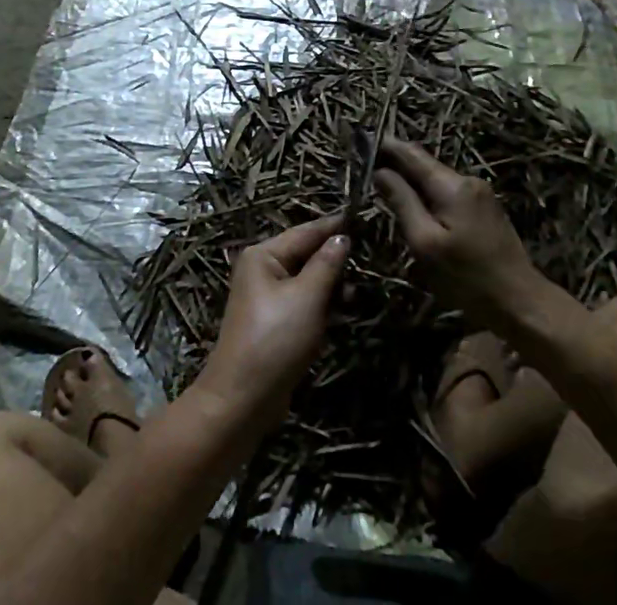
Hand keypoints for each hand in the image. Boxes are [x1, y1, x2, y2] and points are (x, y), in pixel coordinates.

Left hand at [196, 214, 348, 424]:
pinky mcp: (277, 322)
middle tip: (372, 253)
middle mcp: (263, 270)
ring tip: (363, 285)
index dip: (335, 227)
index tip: (364, 218)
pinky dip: (325, 303)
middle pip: (307, 254)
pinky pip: (306, 302)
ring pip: (309, 280)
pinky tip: (348, 307)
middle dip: (336, 257)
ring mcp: (269, 298)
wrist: (243, 398)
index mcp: (264, 255)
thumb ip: (327, 264)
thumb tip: (342, 237)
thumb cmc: (275, 338)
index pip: (306, 231)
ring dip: (334, 283)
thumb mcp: (307, 296)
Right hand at [374, 139, 541, 327]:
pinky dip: (427, 193)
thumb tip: (380, 172)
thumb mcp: (425, 242)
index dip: (386, 146)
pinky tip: (413, 202)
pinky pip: (448, 192)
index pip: (412, 154)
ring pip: (436, 179)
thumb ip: (402, 202)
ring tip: (383, 182)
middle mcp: (468, 180)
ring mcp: (480, 193)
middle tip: (365, 165)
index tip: (362, 142)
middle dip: (396, 163)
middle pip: (425, 165)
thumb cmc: (467, 276)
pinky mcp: (484, 208)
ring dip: (411, 179)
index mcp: (452, 185)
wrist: (518, 299)